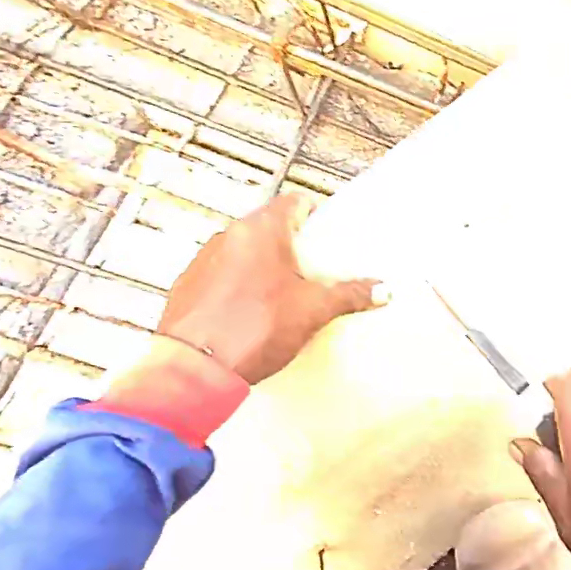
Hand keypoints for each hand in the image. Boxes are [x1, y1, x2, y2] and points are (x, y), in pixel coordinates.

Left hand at [158, 193, 381, 383]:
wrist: (196, 367)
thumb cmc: (255, 328)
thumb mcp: (313, 310)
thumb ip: (349, 295)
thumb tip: (382, 290)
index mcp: (262, 230)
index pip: (294, 202)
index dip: (313, 212)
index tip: (326, 228)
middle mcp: (229, 235)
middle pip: (267, 226)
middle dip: (290, 242)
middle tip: (312, 266)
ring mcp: (204, 258)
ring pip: (242, 250)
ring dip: (262, 263)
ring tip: (283, 292)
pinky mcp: (188, 285)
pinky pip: (221, 274)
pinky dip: (238, 284)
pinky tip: (250, 311)